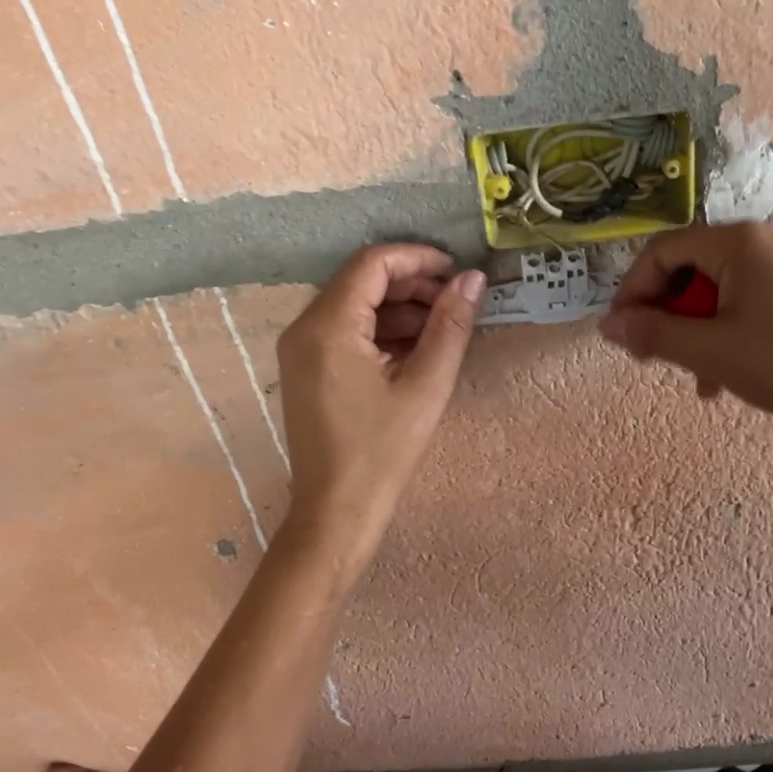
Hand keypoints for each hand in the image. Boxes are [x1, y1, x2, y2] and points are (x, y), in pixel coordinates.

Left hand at [276, 245, 483, 546]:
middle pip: (362, 281)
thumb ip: (450, 326)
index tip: (458, 273)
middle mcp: (304, 327)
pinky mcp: (306, 367)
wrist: (335, 513)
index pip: (372, 263)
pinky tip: (416, 350)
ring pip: (355, 304)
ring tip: (443, 329)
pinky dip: (381, 330)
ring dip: (400, 308)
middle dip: (412, 284)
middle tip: (456, 304)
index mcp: (327, 327)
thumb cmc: (382, 453)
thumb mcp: (426, 386)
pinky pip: (345, 329)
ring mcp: (300, 348)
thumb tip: (473, 278)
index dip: (418, 258)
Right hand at [598, 223, 772, 424]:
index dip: (633, 290)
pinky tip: (733, 372)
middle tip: (657, 357)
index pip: (662, 250)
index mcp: (738, 242)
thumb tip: (607, 324)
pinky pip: (754, 297)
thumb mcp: (712, 351)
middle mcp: (765, 238)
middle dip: (669, 314)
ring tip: (700, 379)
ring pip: (723, 288)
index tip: (622, 332)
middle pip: (693, 267)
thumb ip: (654, 333)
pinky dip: (732, 328)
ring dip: (699, 329)